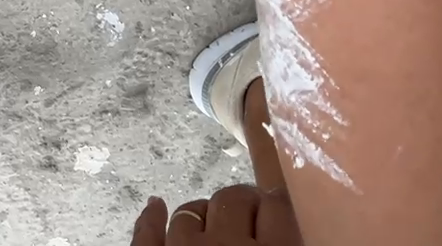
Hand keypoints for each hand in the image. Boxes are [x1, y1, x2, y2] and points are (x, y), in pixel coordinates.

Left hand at [129, 191, 303, 245]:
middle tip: (253, 217)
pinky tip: (156, 205)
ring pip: (191, 212)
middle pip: (234, 200)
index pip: (279, 206)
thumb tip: (294, 230)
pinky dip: (152, 219)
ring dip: (204, 215)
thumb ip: (294, 244)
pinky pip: (148, 234)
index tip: (283, 207)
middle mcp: (227, 243)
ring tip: (216, 224)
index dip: (280, 204)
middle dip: (245, 204)